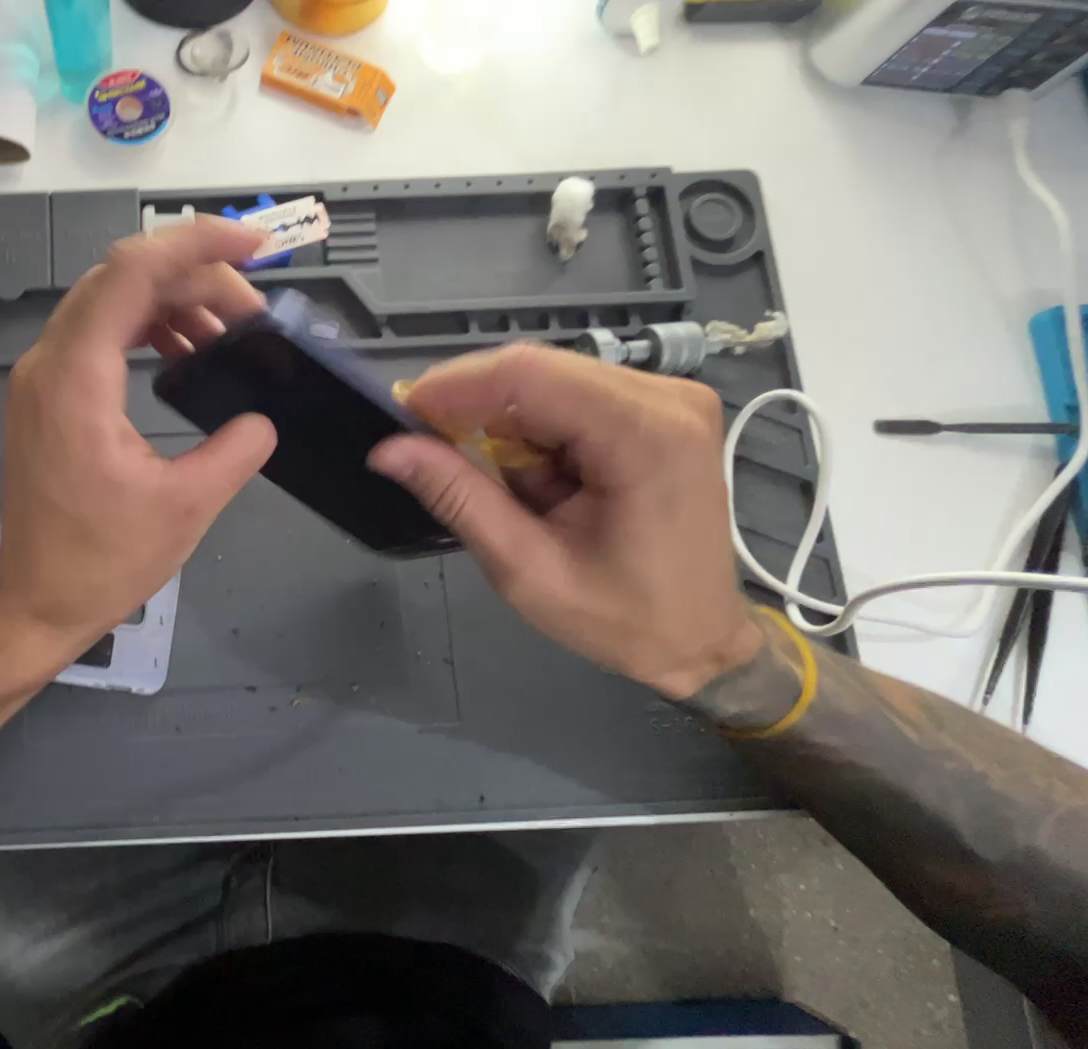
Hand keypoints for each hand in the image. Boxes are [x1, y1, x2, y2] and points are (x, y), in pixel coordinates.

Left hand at [0, 218, 277, 654]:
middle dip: (194, 278)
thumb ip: (235, 451)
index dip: (197, 245)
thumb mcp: (186, 506)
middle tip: (252, 312)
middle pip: (122, 279)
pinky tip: (185, 354)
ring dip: (171, 305)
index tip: (256, 244)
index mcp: (77, 380)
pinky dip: (145, 331)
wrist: (38, 600)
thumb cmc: (103, 561)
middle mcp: (48, 363)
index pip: (133, 273)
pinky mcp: (46, 398)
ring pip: (109, 304)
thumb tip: (263, 419)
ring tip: (229, 333)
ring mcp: (41, 379)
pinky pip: (98, 337)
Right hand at [368, 345, 762, 698]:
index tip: (400, 413)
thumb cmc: (621, 618)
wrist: (697, 639)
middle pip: (537, 371)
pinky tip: (531, 478)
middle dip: (472, 407)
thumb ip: (458, 498)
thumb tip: (389, 449)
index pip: (529, 375)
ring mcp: (668, 399)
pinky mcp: (658, 409)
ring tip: (497, 486)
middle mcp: (666, 399)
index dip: (454, 385)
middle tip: (427, 450)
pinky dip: (531, 431)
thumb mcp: (524, 567)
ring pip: (547, 381)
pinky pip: (569, 397)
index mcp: (645, 436)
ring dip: (502, 425)